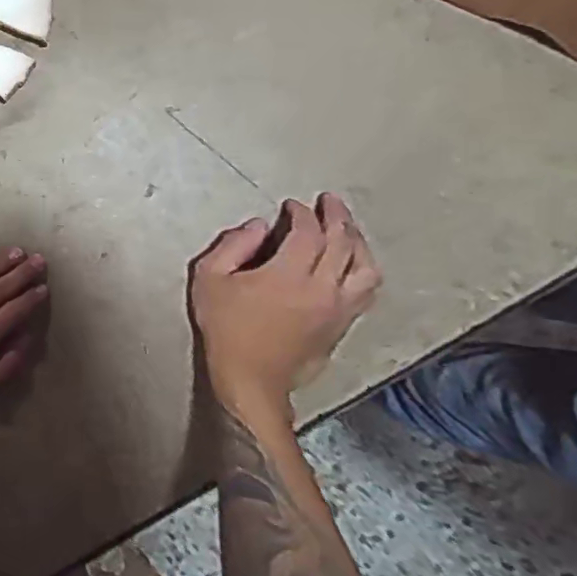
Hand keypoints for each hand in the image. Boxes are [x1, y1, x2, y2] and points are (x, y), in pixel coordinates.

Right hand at [190, 194, 381, 426]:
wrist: (251, 374)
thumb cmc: (224, 324)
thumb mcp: (210, 277)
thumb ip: (233, 246)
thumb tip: (258, 226)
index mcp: (290, 276)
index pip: (308, 234)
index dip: (303, 214)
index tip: (292, 205)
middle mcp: (324, 289)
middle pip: (343, 245)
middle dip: (338, 218)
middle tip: (331, 201)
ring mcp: (340, 308)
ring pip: (366, 268)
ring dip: (359, 242)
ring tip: (348, 227)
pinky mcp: (344, 323)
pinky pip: (367, 288)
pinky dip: (364, 267)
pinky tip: (355, 262)